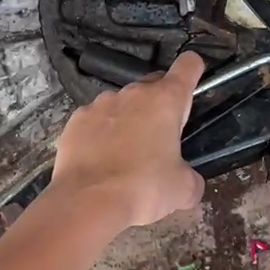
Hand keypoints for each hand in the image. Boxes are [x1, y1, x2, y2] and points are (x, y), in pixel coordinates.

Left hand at [45, 52, 205, 228]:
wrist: (86, 204)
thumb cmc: (142, 188)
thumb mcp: (182, 189)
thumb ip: (191, 177)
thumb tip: (189, 182)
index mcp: (166, 100)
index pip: (188, 65)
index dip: (193, 71)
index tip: (192, 84)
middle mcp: (135, 93)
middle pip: (154, 85)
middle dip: (159, 106)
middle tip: (159, 139)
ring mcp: (101, 104)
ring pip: (122, 103)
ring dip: (128, 120)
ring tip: (124, 157)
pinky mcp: (76, 121)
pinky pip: (94, 120)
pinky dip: (99, 134)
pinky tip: (98, 162)